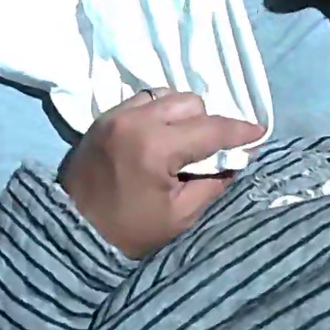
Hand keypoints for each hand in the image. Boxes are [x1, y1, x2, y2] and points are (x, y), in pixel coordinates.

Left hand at [59, 90, 263, 258]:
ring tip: (183, 141)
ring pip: (167, 95)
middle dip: (207, 123)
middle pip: (191, 103)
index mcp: (155, 147)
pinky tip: (159, 135)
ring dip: (183, 114)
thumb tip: (236, 159)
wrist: (69, 234)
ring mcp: (116, 115)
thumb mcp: (180, 216)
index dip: (239, 131)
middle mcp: (135, 120)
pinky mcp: (104, 117)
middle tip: (210, 150)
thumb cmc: (128, 232)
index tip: (260, 132)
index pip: (210, 129)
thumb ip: (214, 182)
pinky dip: (159, 112)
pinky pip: (144, 99)